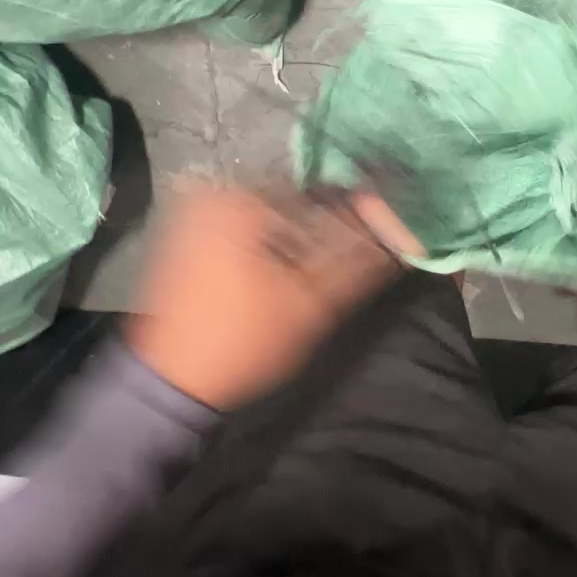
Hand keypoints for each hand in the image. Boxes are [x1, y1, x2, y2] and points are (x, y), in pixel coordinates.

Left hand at [125, 186, 413, 408]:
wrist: (172, 383)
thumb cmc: (244, 341)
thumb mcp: (313, 302)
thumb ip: (362, 261)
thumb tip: (405, 236)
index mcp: (241, 199)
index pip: (322, 193)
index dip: (358, 217)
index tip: (383, 238)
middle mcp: (213, 193)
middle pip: (297, 204)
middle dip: (329, 229)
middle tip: (356, 259)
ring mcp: (194, 214)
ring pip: (274, 218)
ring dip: (302, 239)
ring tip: (324, 270)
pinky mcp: (186, 237)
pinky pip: (247, 229)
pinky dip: (272, 245)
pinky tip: (287, 273)